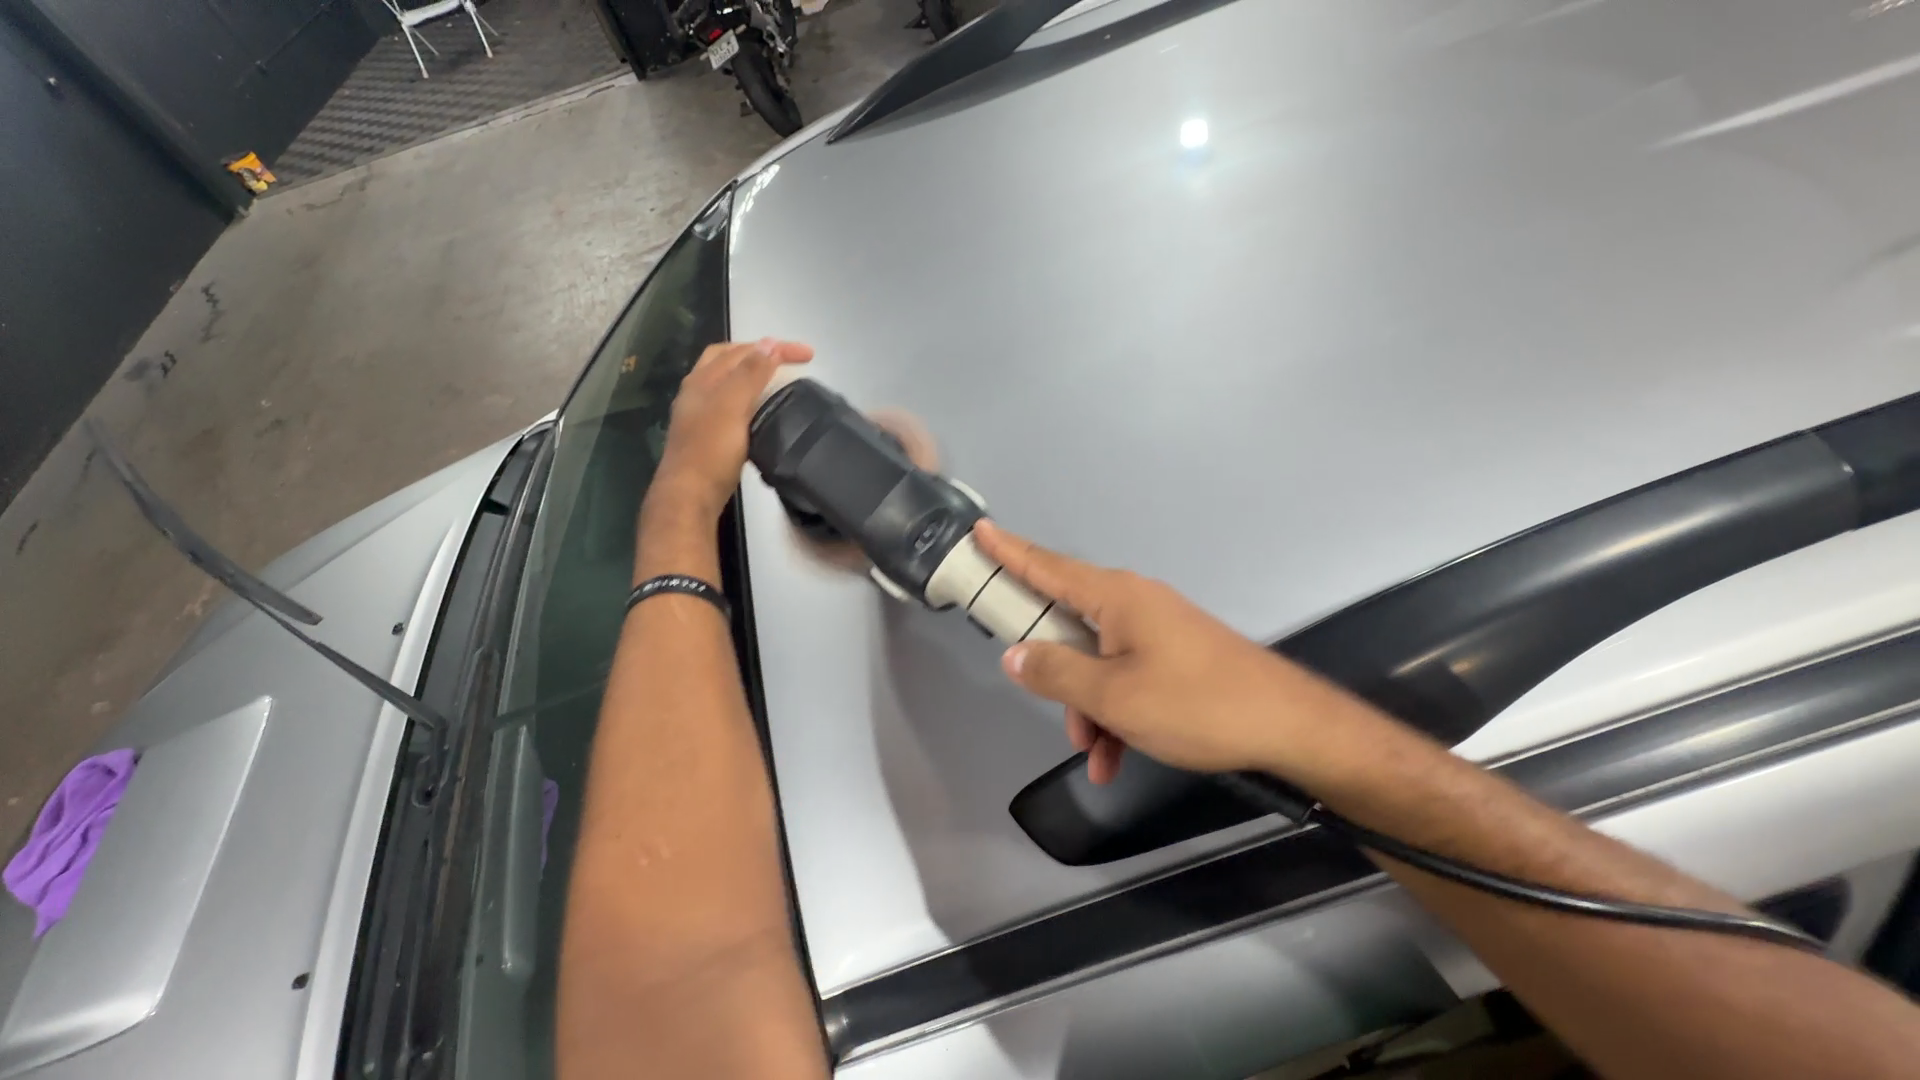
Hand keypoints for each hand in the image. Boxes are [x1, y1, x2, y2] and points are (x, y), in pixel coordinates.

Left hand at [650, 339, 812, 520]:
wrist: (689, 496)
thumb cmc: (711, 450)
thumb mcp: (733, 407)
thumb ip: (750, 374)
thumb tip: (769, 344)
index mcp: (702, 381)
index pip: (740, 351)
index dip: (773, 347)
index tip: (807, 354)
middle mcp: (696, 393)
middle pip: (727, 361)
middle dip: (758, 353)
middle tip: (787, 359)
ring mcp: (698, 416)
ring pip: (726, 384)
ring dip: (751, 376)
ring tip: (777, 380)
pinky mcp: (706, 438)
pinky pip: (729, 407)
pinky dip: (748, 400)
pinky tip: (759, 413)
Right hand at [975, 521, 1353, 785]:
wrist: (1287, 726)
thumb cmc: (1195, 703)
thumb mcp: (1113, 696)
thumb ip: (1056, 673)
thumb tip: (1015, 655)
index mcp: (1115, 597)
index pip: (1048, 566)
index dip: (1010, 551)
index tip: (979, 531)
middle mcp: (1133, 604)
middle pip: (1068, 624)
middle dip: (1053, 672)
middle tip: (1044, 702)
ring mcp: (1156, 631)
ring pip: (1096, 661)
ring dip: (1086, 707)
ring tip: (1095, 754)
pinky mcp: (1174, 658)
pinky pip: (1126, 678)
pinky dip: (1115, 714)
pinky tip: (1115, 759)